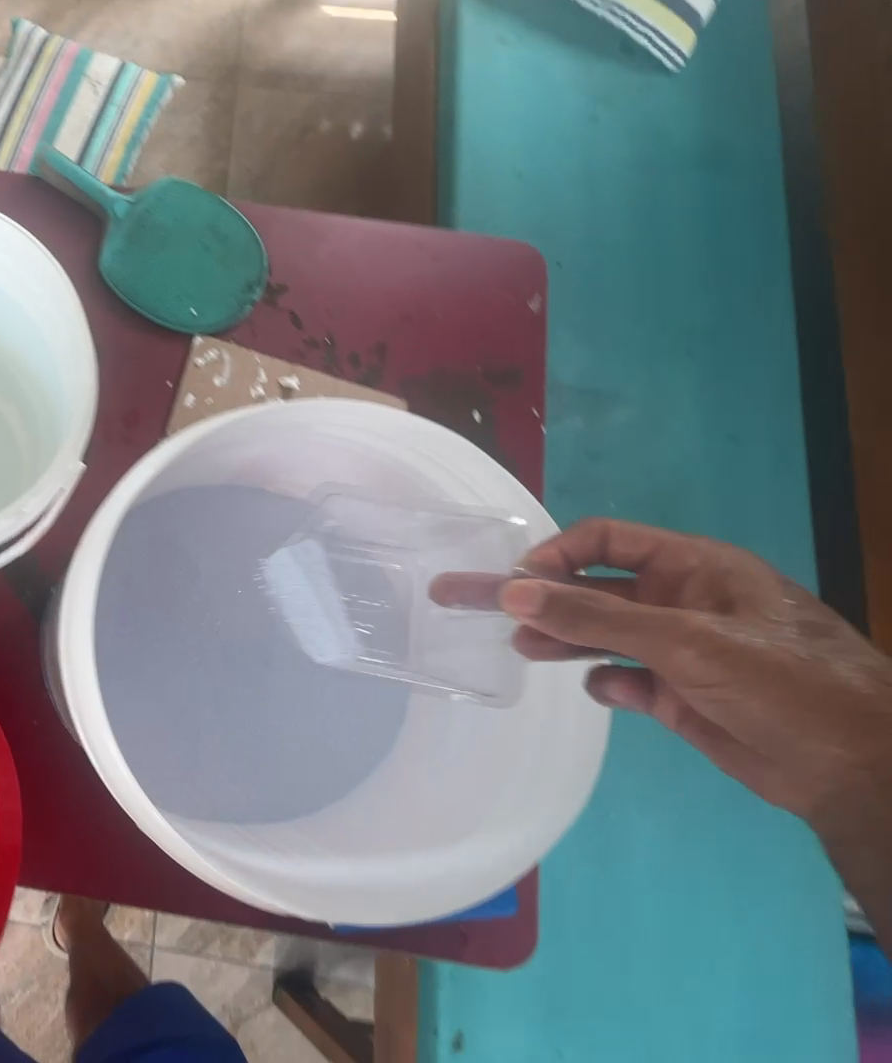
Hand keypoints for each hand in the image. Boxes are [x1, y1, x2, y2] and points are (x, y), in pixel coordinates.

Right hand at [466, 517, 891, 838]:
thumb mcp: (685, 641)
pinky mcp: (674, 694)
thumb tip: (509, 593)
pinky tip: (608, 691)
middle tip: (462, 601)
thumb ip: (591, 617)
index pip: (605, 542)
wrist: (860, 772)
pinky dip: (603, 682)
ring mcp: (677, 649)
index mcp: (695, 569)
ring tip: (520, 650)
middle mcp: (680, 602)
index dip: (556, 555)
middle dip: (531, 597)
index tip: (516, 583)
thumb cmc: (785, 684)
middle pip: (587, 588)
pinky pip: (618, 677)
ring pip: (595, 633)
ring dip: (556, 639)